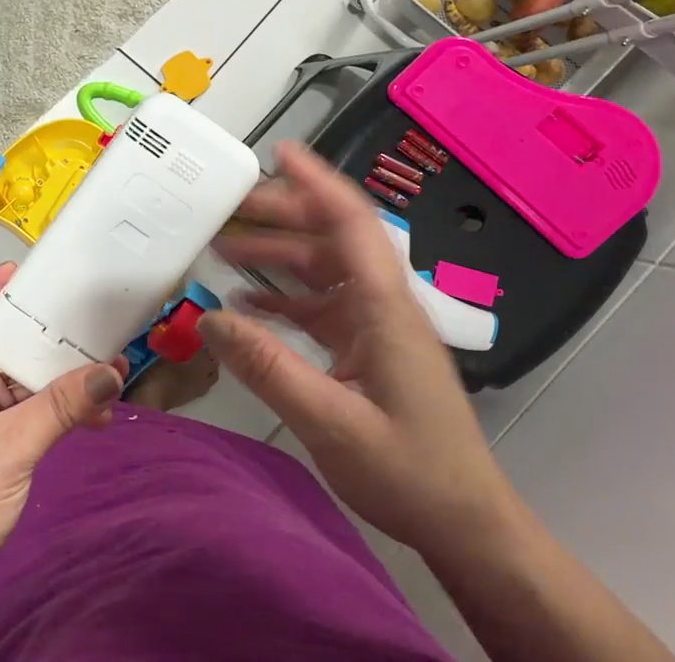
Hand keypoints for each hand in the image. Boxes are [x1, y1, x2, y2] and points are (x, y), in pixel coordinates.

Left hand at [0, 264, 125, 589]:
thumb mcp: (11, 450)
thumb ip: (60, 408)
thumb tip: (109, 372)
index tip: (16, 287)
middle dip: (33, 323)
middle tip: (82, 322)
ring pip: (13, 362)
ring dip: (55, 365)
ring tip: (104, 370)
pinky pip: (27, 396)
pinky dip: (57, 398)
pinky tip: (96, 410)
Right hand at [205, 141, 523, 561]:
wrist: (465, 523)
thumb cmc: (410, 472)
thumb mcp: (331, 423)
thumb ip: (268, 368)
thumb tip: (209, 318)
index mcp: (386, 309)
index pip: (352, 225)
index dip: (317, 182)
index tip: (280, 152)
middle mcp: (384, 306)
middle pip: (333, 239)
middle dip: (283, 214)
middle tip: (228, 208)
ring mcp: (377, 327)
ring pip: (324, 269)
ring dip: (278, 253)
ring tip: (224, 248)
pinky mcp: (368, 350)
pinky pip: (321, 306)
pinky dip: (283, 296)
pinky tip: (246, 302)